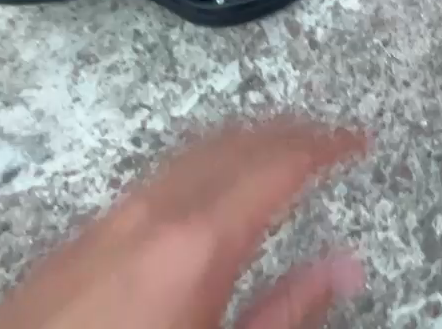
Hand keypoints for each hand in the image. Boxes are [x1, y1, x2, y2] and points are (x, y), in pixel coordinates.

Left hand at [0, 120, 366, 328]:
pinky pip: (163, 172)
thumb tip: (350, 264)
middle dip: (295, 131)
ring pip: (199, 149)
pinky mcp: (79, 236)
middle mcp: (161, 209)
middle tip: (332, 140)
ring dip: (252, 138)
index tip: (361, 141)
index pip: (284, 163)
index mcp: (203, 240)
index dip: (329, 144)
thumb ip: (288, 309)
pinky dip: (208, 159)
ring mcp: (114, 217)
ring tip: (284, 149)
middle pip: (243, 141)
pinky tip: (212, 185)